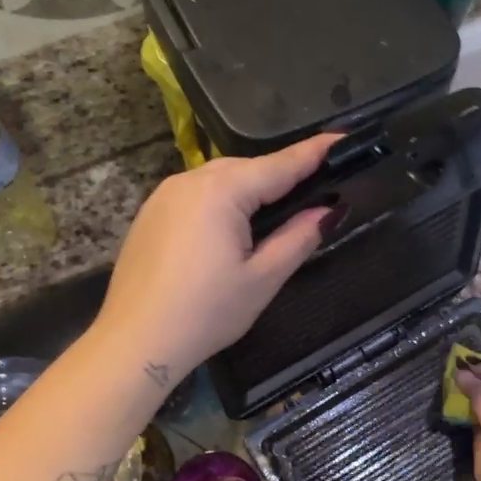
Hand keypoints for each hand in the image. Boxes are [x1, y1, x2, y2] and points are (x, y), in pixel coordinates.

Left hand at [93, 135, 341, 377]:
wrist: (136, 341)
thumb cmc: (206, 313)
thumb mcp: (262, 279)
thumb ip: (298, 238)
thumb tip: (329, 210)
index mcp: (222, 191)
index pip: (280, 164)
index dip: (315, 152)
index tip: (343, 139)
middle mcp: (189, 180)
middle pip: (248, 168)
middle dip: (281, 176)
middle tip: (315, 191)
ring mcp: (164, 195)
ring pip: (220, 179)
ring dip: (250, 189)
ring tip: (277, 212)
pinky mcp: (150, 214)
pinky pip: (197, 194)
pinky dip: (222, 201)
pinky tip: (232, 228)